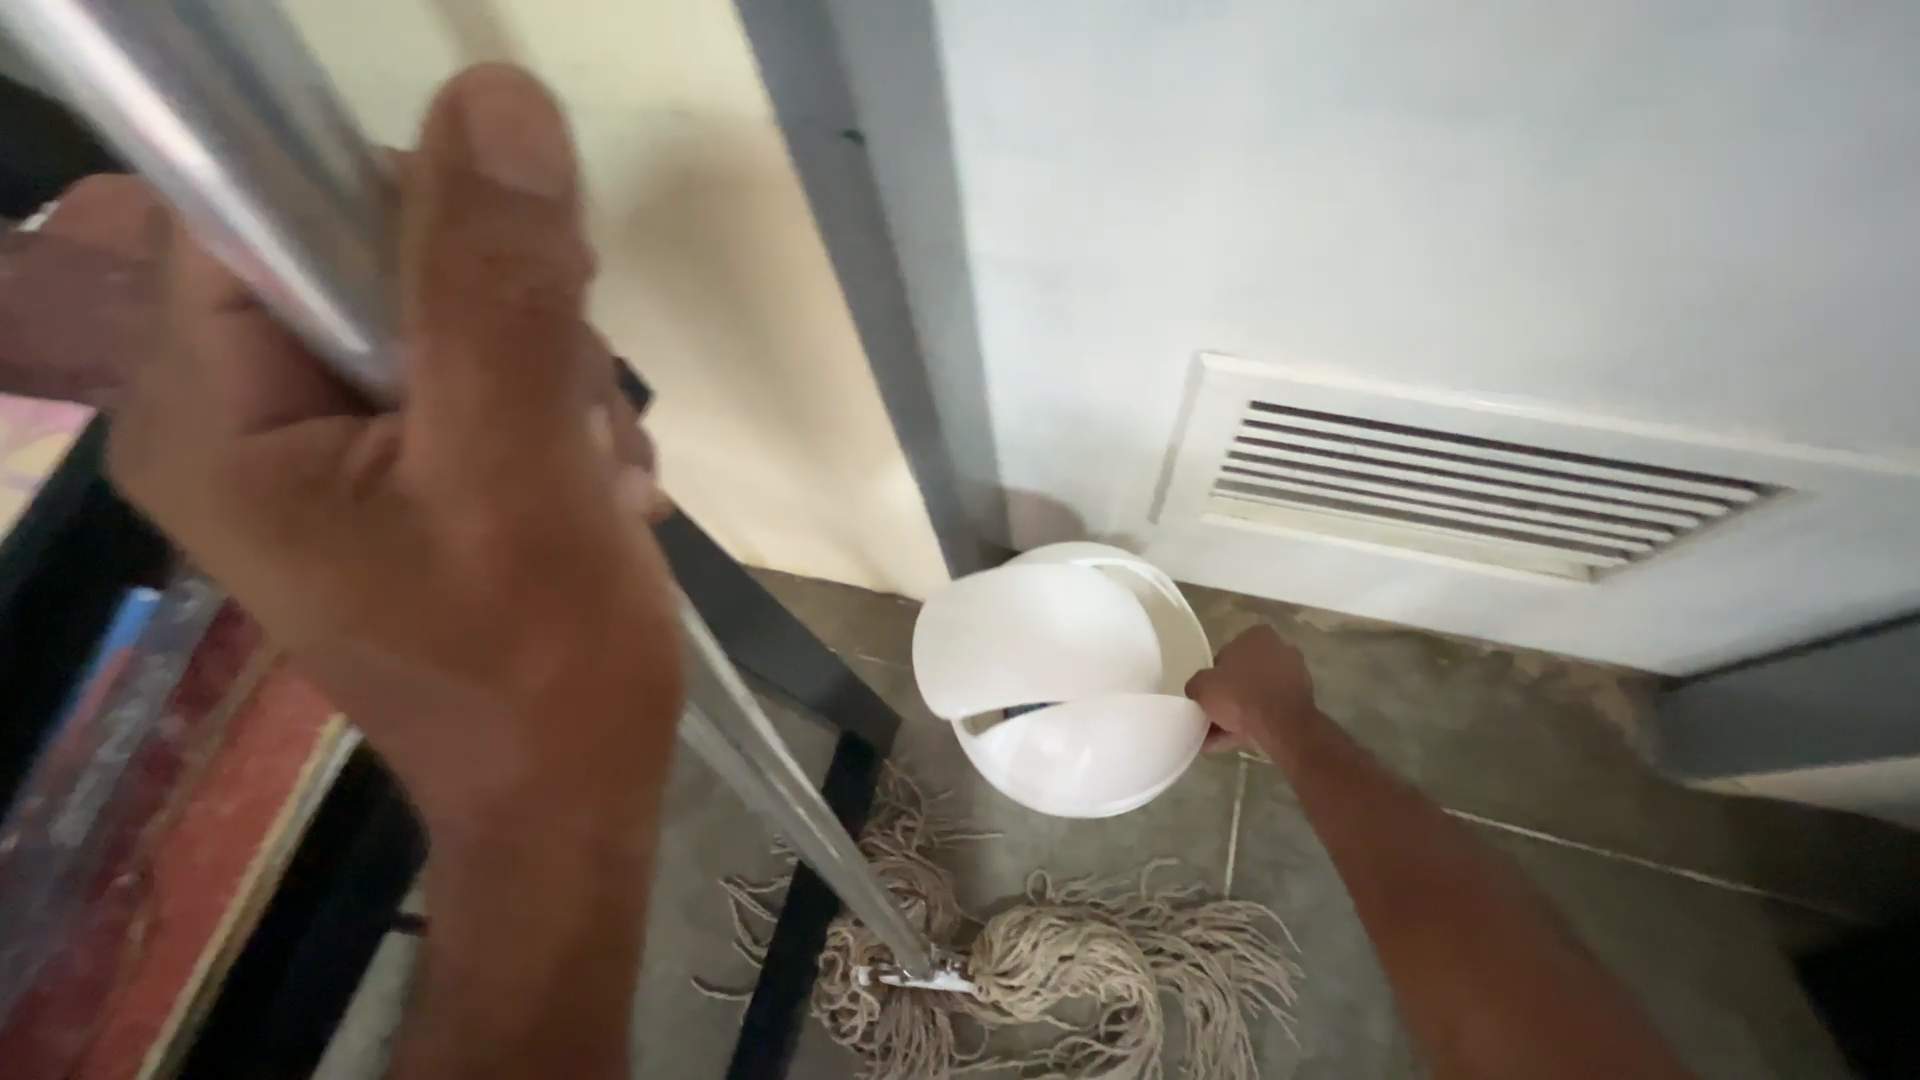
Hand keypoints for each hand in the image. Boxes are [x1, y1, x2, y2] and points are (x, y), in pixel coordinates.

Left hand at [105, 64, 681, 836]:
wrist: (576, 797)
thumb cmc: (540, 667)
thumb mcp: (524, 475)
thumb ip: (500, 297)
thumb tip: (504, 106)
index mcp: (218, 412)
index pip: (267, 208)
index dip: (412, 212)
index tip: (541, 284)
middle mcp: (259, 423)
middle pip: (381, 267)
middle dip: (515, 325)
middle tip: (579, 419)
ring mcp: (348, 459)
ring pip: (461, 330)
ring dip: (562, 383)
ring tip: (602, 480)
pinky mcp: (423, 486)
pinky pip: (496, 393)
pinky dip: (570, 428)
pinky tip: (606, 496)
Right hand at [1185, 625, 1319, 752]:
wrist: (1281, 726)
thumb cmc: (1239, 695)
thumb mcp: (1201, 686)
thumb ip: (1197, 684)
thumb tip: (1198, 690)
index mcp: (1257, 635)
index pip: (1227, 653)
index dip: (1214, 675)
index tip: (1208, 693)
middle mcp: (1280, 649)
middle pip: (1244, 675)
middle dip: (1229, 695)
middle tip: (1212, 714)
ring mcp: (1295, 676)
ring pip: (1257, 695)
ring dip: (1239, 713)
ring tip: (1217, 737)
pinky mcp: (1302, 701)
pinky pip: (1270, 711)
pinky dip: (1253, 723)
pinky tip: (1232, 741)